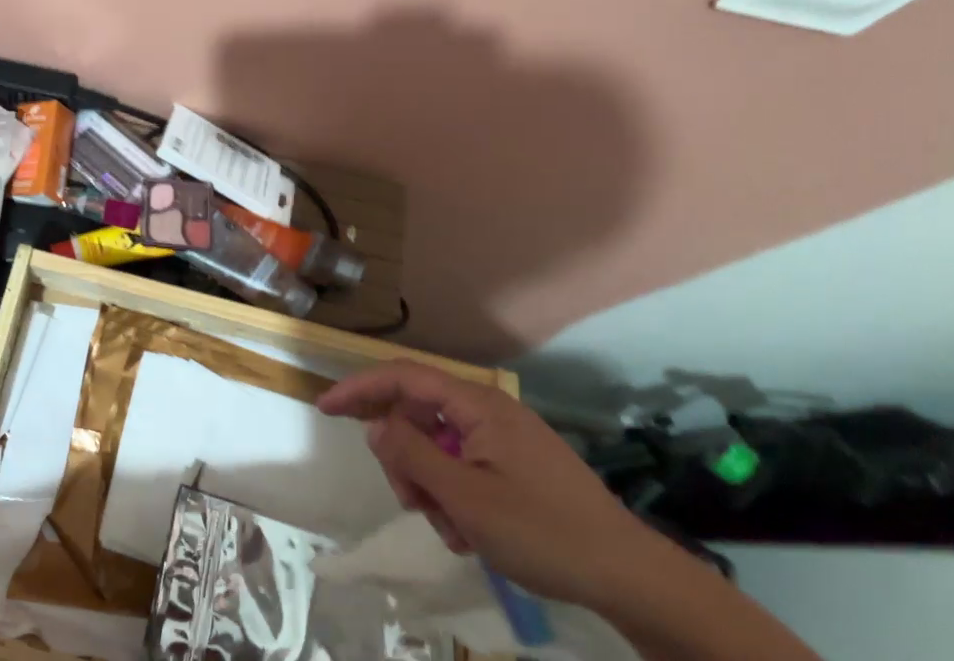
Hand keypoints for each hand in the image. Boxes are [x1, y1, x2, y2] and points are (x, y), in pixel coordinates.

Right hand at [318, 360, 675, 608]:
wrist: (630, 576)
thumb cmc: (542, 530)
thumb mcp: (464, 496)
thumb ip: (411, 454)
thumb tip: (375, 425)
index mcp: (478, 406)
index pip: (403, 377)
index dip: (359, 387)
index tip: (324, 409)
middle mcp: (490, 412)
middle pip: (418, 416)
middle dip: (403, 458)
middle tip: (411, 502)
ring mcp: (506, 440)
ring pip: (438, 447)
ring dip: (429, 485)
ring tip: (451, 528)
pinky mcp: (518, 467)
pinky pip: (464, 467)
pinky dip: (454, 496)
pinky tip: (469, 532)